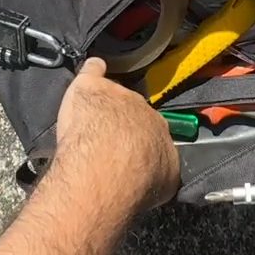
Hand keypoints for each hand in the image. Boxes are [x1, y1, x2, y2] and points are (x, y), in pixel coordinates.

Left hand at [53, 58, 179, 209]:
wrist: (111, 167)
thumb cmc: (137, 180)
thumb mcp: (164, 183)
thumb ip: (162, 172)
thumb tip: (159, 177)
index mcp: (161, 133)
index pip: (153, 133)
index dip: (141, 143)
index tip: (131, 154)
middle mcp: (144, 111)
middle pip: (134, 112)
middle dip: (123, 123)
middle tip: (108, 143)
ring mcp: (117, 96)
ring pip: (112, 93)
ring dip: (105, 103)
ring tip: (91, 119)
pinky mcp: (92, 87)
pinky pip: (92, 72)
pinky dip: (91, 71)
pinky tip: (89, 72)